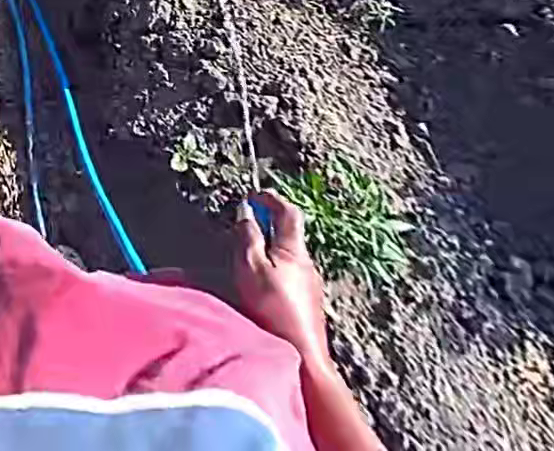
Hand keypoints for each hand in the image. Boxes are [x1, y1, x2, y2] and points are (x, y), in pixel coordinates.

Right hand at [232, 191, 331, 368]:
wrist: (304, 359)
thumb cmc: (273, 308)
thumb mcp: (250, 265)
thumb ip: (247, 235)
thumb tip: (246, 212)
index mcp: (294, 249)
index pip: (288, 212)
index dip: (270, 199)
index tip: (252, 195)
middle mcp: (307, 264)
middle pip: (287, 234)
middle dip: (266, 226)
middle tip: (243, 227)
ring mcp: (310, 286)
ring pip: (287, 256)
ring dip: (267, 249)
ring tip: (244, 258)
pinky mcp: (307, 305)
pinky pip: (288, 276)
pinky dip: (272, 269)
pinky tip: (258, 286)